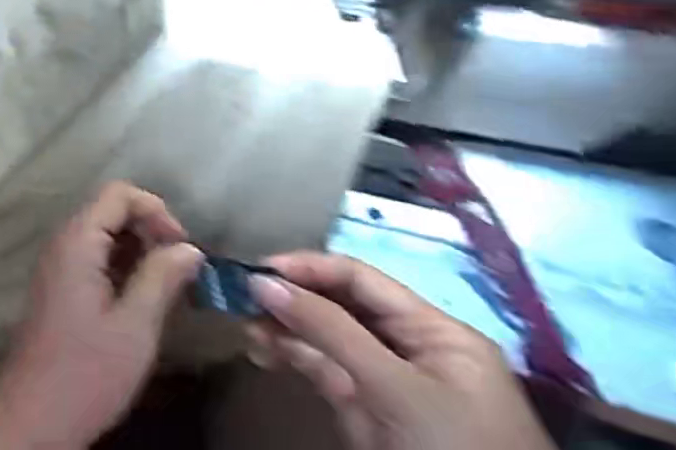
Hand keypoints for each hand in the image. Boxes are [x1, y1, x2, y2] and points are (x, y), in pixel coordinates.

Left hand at [0, 182, 204, 449]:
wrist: (34, 410)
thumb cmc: (87, 369)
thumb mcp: (135, 326)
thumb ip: (161, 278)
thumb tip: (190, 247)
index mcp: (77, 240)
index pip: (117, 193)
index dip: (156, 210)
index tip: (186, 248)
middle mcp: (63, 240)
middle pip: (110, 209)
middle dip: (151, 229)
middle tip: (185, 270)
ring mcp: (59, 261)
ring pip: (104, 233)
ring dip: (140, 249)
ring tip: (173, 286)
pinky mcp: (61, 283)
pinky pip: (95, 255)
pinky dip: (124, 265)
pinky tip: (147, 297)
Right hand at [245, 252, 555, 449]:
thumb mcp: (397, 389)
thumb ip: (329, 329)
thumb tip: (261, 280)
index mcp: (435, 330)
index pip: (360, 277)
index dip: (306, 267)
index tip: (256, 270)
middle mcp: (409, 345)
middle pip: (338, 302)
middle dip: (289, 297)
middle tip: (240, 298)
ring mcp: (387, 379)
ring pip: (323, 334)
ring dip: (282, 326)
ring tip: (245, 329)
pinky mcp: (367, 408)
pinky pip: (321, 366)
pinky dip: (289, 355)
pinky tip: (261, 351)